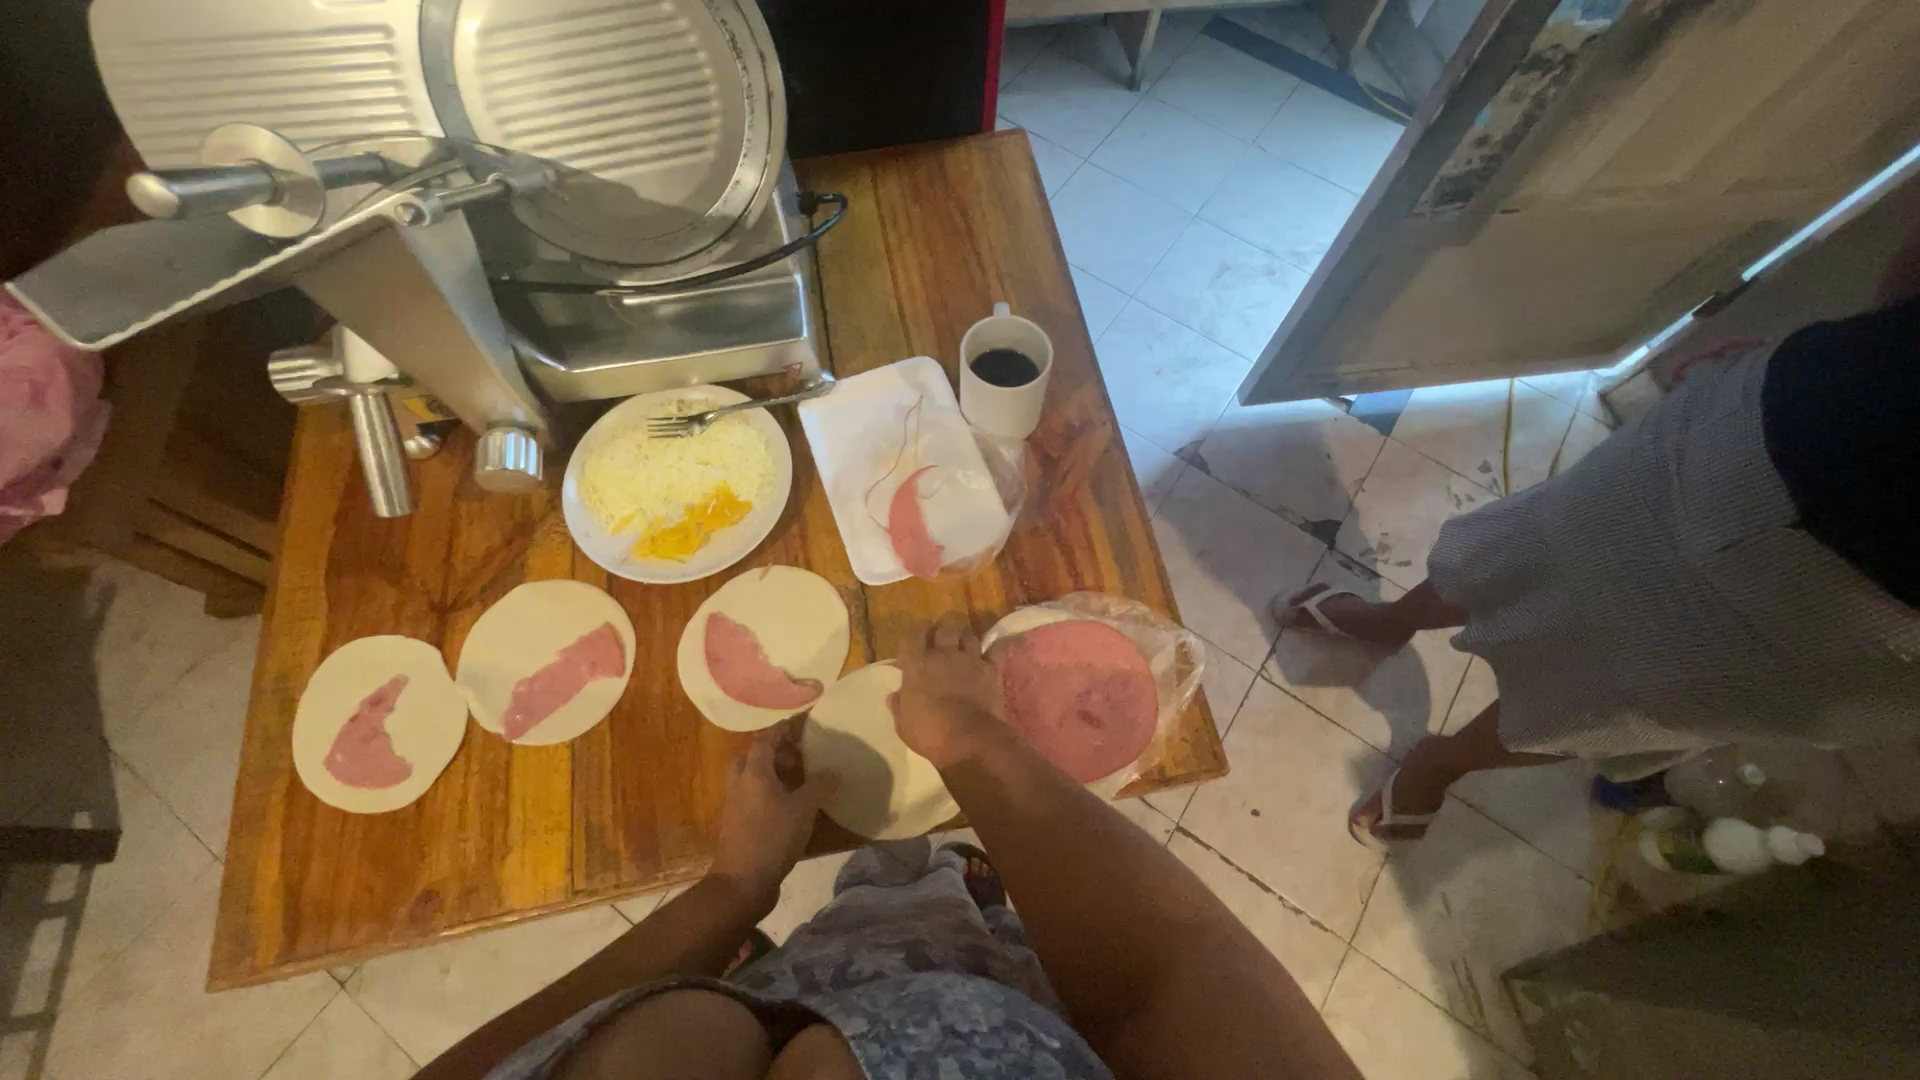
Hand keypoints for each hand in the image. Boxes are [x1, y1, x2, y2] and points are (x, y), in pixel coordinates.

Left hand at [710, 716, 835, 905]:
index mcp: (754, 772)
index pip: (765, 739)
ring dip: (771, 772)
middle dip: (773, 751)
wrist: (742, 882)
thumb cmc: (772, 837)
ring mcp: (735, 805)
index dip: (781, 729)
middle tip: (797, 754)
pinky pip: (752, 796)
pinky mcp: (737, 824)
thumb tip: (833, 770)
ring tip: (797, 778)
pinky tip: (788, 804)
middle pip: (752, 756)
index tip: (798, 723)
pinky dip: (768, 791)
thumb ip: (819, 786)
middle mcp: (740, 783)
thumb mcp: (804, 809)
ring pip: (751, 777)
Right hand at [891, 614, 1007, 768]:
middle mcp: (943, 655)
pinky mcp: (991, 670)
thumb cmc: (929, 732)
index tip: (919, 638)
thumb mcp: (904, 724)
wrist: (969, 739)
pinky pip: (994, 651)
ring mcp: (969, 660)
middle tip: (943, 638)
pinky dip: (992, 651)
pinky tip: (990, 655)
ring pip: (969, 635)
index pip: (913, 635)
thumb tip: (894, 696)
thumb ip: (899, 706)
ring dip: (966, 638)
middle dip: (944, 628)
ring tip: (964, 646)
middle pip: (945, 626)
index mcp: (917, 665)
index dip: (917, 632)